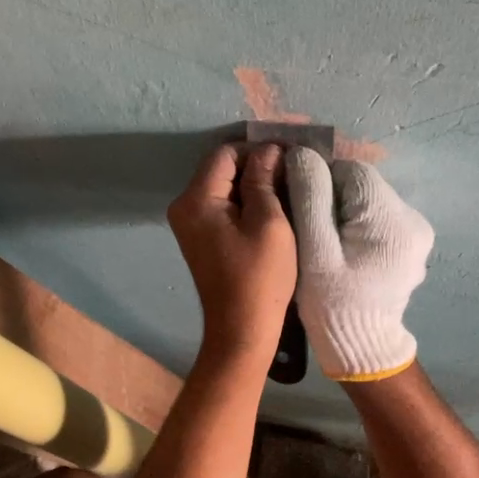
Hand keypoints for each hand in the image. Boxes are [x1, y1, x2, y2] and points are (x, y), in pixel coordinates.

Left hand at [166, 143, 296, 365]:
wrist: (242, 328)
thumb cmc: (259, 276)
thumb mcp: (269, 221)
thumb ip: (264, 179)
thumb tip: (268, 149)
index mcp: (195, 199)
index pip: (225, 153)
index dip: (257, 149)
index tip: (290, 155)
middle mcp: (184, 206)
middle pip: (222, 168)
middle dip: (256, 165)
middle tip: (293, 169)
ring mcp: (190, 223)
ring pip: (224, 186)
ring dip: (254, 183)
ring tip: (288, 186)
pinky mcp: (201, 236)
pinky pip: (223, 205)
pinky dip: (246, 201)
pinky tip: (273, 206)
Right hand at [285, 150, 433, 380]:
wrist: (363, 348)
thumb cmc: (334, 302)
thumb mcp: (314, 250)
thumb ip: (309, 197)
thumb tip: (302, 154)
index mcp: (392, 219)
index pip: (351, 170)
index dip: (318, 178)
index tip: (297, 204)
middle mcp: (412, 219)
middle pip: (360, 184)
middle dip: (329, 195)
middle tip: (305, 225)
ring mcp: (414, 233)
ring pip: (366, 199)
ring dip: (340, 209)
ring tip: (321, 240)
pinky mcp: (408, 245)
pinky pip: (374, 217)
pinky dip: (353, 223)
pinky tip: (339, 249)